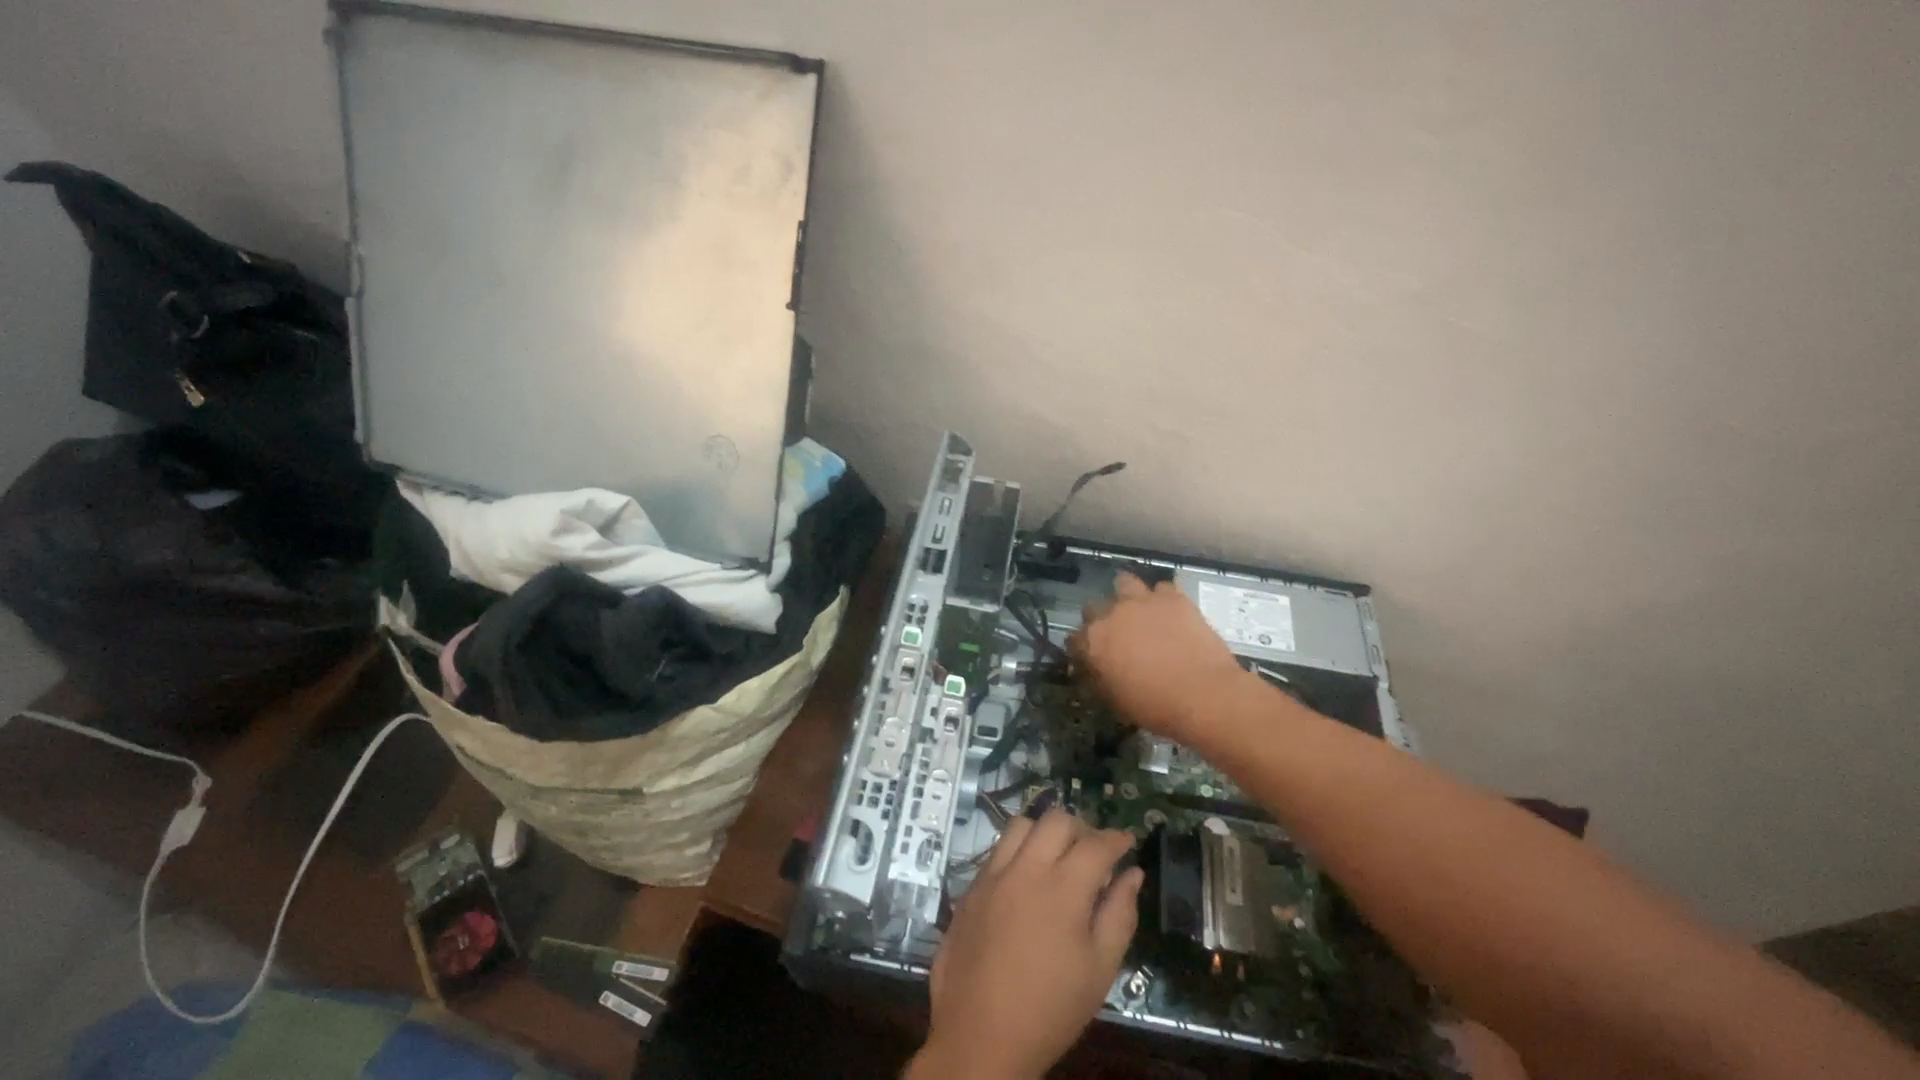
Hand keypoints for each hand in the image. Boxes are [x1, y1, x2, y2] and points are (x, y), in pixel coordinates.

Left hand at [909, 810, 1144, 1079]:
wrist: (980, 1037)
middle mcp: (1024, 870)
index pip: (1096, 843)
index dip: (1117, 838)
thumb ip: (1119, 914)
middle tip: (1094, 851)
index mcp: (1063, 888)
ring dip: (1045, 831)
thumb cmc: (1050, 1008)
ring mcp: (991, 877)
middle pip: (1056, 820)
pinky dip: (1018, 850)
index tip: (1128, 841)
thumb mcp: (1100, 969)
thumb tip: (1132, 874)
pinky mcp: (969, 890)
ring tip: (1058, 856)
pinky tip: (1027, 877)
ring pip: (1020, 825)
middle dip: (1082, 828)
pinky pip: (996, 851)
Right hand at [1070, 571, 1254, 738]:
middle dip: (1101, 619)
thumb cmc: (1155, 706)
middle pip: (1093, 607)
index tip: (1090, 659)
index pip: (1074, 639)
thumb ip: (1097, 679)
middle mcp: (1113, 614)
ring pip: (1125, 583)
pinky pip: (1162, 587)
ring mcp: (1144, 601)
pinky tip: (1170, 612)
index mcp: (1094, 642)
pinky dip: (1163, 598)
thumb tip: (1090, 670)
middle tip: (1116, 636)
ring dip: (1128, 596)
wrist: (1204, 694)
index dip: (1081, 649)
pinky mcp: (1174, 597)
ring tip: (1140, 612)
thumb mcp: (1115, 701)